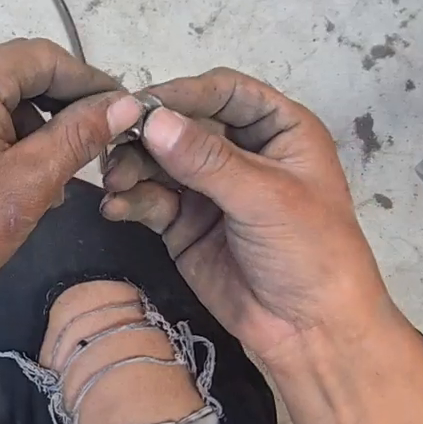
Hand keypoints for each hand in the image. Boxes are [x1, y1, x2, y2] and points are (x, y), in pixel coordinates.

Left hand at [0, 39, 129, 312]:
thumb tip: (126, 104)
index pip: (44, 58)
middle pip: (20, 75)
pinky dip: (7, 141)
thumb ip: (81, 134)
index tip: (124, 110)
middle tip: (98, 144)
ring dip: (37, 130)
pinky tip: (25, 181)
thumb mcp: (32, 179)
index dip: (89, 81)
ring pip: (1, 101)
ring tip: (58, 180)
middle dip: (62, 109)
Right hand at [99, 68, 399, 359]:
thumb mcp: (264, 198)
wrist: (308, 330)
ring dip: (131, 168)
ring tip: (114, 183)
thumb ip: (206, 161)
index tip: (141, 105)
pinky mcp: (182, 224)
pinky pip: (149, 201)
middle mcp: (239, 153)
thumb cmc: (310, 252)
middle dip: (147, 135)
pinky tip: (115, 207)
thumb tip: (152, 121)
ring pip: (158, 162)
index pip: (225, 94)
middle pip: (182, 126)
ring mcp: (207, 190)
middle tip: (112, 145)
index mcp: (277, 131)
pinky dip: (130, 201)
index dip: (184, 93)